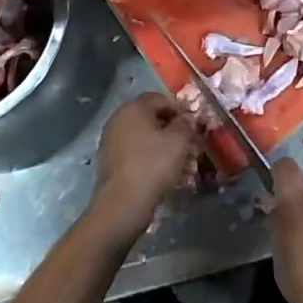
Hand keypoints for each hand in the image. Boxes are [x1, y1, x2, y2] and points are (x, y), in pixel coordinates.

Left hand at [88, 93, 200, 240]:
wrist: (123, 203)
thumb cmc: (153, 165)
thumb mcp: (179, 140)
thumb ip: (185, 123)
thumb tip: (185, 119)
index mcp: (133, 108)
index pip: (160, 99)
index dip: (179, 110)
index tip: (192, 127)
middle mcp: (118, 118)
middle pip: (151, 117)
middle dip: (171, 129)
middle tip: (188, 145)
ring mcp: (111, 139)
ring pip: (143, 136)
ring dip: (162, 145)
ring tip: (179, 163)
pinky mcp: (109, 160)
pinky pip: (135, 151)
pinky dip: (149, 157)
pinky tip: (162, 173)